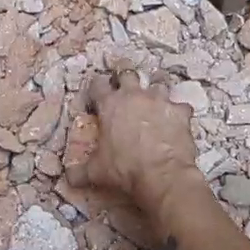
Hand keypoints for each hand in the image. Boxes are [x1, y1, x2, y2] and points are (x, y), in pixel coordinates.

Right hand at [69, 71, 202, 216]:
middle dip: (124, 72)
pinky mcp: (180, 111)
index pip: (97, 84)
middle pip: (127, 71)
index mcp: (110, 104)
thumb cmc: (124, 169)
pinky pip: (181, 106)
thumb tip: (68, 177)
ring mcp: (159, 100)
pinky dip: (179, 111)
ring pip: (158, 81)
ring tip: (155, 91)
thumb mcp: (96, 171)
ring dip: (156, 85)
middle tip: (123, 76)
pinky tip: (179, 118)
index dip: (96, 86)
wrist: (161, 174)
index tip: (97, 91)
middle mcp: (134, 95)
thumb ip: (80, 171)